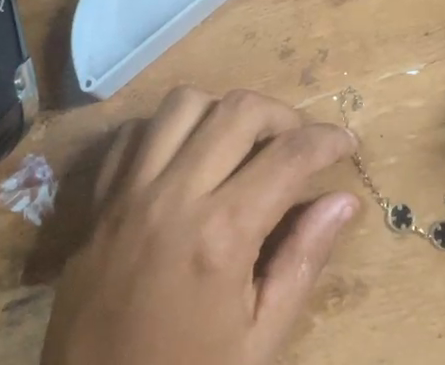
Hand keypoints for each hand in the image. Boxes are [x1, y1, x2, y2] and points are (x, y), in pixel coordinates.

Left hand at [42, 87, 359, 364]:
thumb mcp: (258, 341)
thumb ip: (302, 262)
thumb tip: (343, 201)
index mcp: (221, 235)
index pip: (290, 155)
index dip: (329, 140)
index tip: (347, 144)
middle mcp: (174, 196)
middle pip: (238, 110)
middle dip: (283, 115)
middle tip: (299, 145)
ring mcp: (128, 193)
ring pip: (183, 104)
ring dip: (223, 113)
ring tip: (243, 145)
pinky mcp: (98, 200)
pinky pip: (135, 133)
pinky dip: (168, 131)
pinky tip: (187, 159)